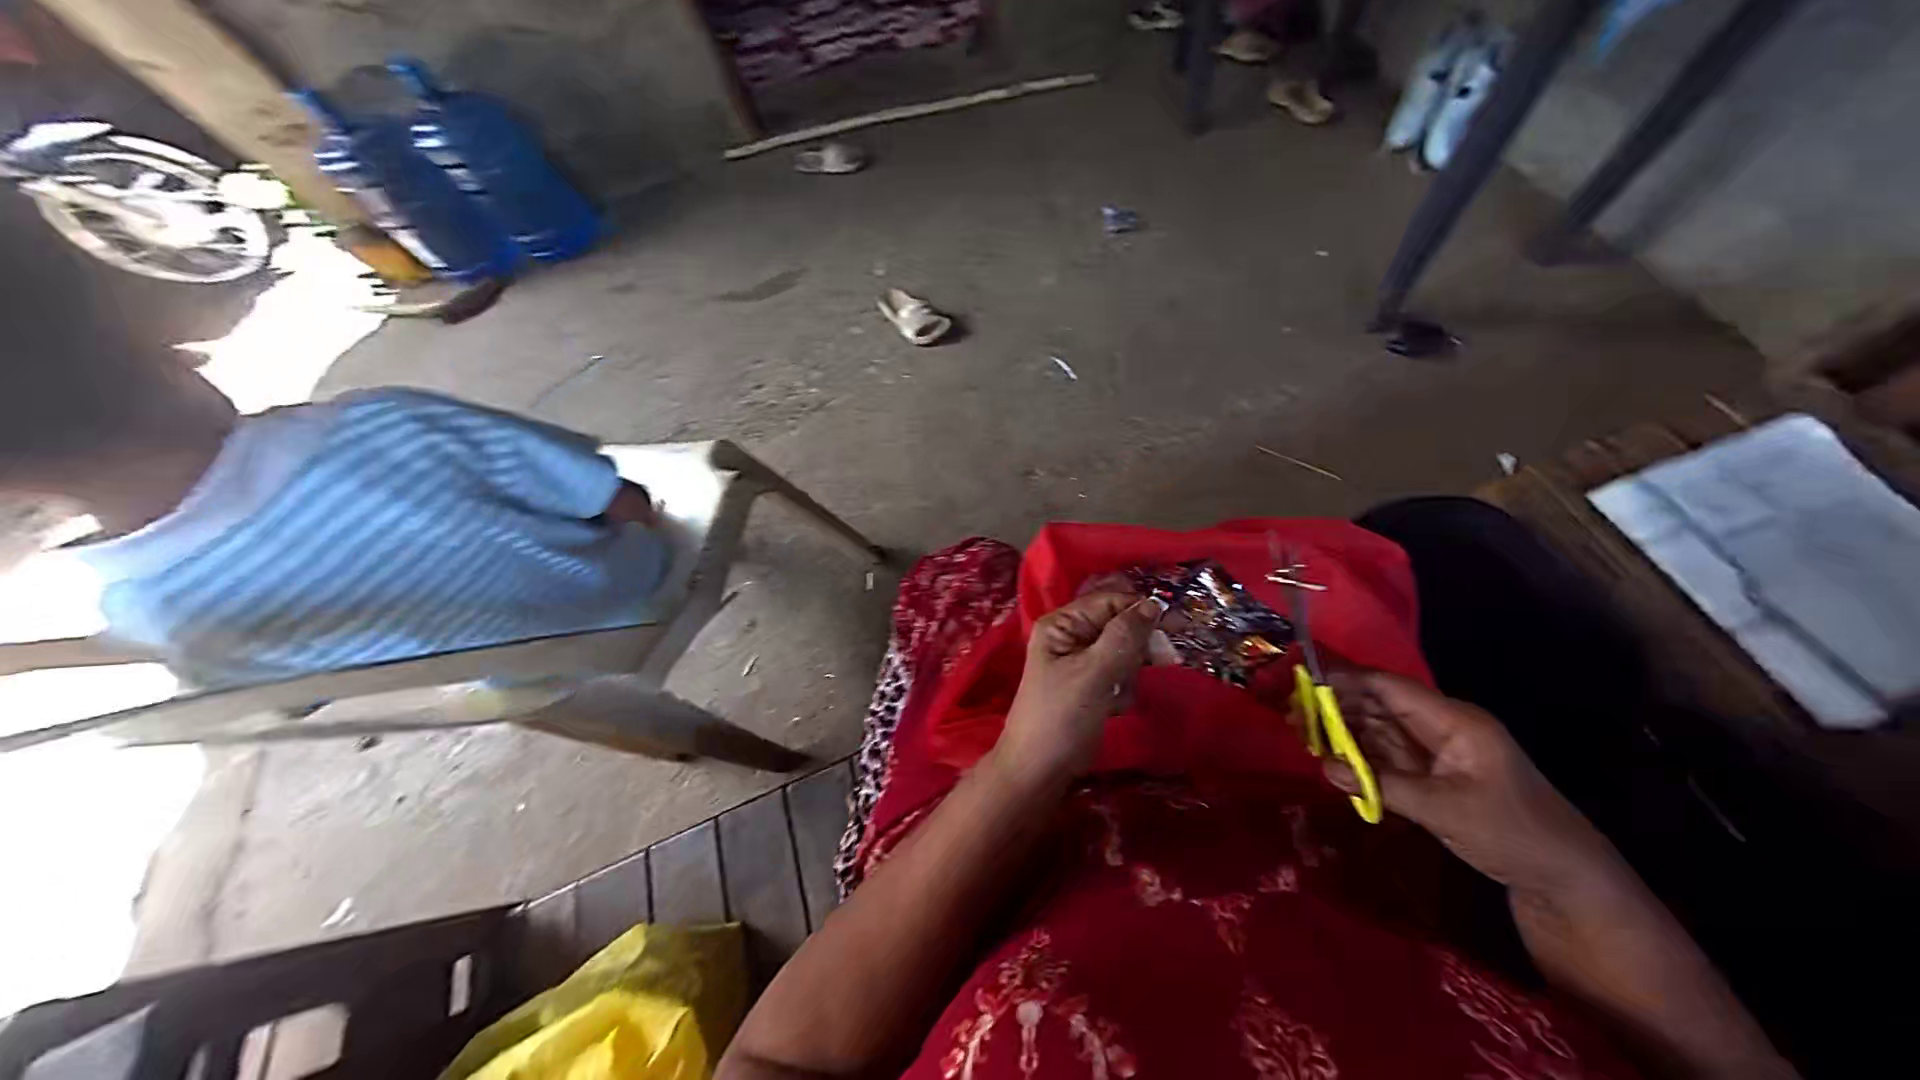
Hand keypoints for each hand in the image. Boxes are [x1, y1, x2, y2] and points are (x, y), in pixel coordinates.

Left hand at [992, 591, 1164, 785]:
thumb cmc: (1061, 717)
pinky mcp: (1091, 684)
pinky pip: (1120, 674)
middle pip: (1120, 624)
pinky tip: (1113, 708)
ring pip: (1124, 651)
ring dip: (1130, 672)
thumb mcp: (1093, 673)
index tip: (1177, 628)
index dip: (1143, 611)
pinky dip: (1123, 689)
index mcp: (1062, 624)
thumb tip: (1153, 604)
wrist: (1039, 769)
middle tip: (1161, 663)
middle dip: (1138, 647)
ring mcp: (1081, 661)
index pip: (1110, 602)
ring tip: (1117, 696)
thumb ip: (1123, 637)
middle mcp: (1070, 636)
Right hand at [1319, 670, 1619, 893]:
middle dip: (1334, 703)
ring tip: (1299, 730)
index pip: (1389, 687)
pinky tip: (1327, 754)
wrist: (1565, 879)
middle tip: (1289, 711)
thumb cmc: (1513, 833)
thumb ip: (1381, 785)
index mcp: (1453, 721)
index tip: (1301, 681)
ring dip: (1339, 727)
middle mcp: (1440, 726)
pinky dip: (1354, 752)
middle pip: (1377, 703)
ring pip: (1376, 726)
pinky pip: (1382, 752)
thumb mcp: (1445, 810)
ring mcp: (1434, 749)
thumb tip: (1324, 767)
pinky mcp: (1429, 772)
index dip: (1345, 680)